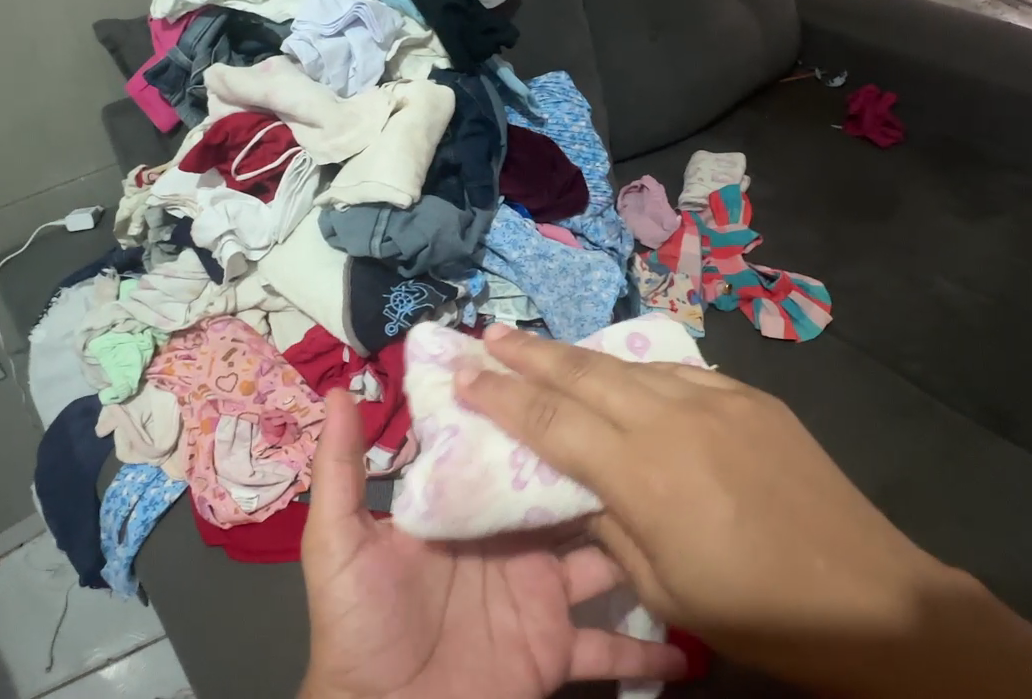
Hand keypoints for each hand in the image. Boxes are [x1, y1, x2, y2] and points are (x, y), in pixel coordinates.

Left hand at [297, 389, 685, 698]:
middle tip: (652, 438)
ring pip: (602, 559)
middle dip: (602, 470)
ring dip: (636, 539)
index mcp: (470, 511)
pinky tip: (692, 646)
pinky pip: (611, 648)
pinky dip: (649, 650)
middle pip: (566, 498)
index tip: (578, 380)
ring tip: (684, 508)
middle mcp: (512, 543)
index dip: (540, 421)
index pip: (512, 454)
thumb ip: (341, 467)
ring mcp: (541, 595)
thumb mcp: (340, 540)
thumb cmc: (359, 622)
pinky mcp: (557, 648)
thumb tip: (339, 389)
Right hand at [452, 325, 959, 690]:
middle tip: (489, 335)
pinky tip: (622, 371)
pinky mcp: (751, 396)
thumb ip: (609, 522)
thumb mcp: (663, 586)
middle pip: (584, 374)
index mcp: (645, 473)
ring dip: (578, 355)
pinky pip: (677, 372)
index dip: (503, 396)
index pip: (553, 422)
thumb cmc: (757, 610)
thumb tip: (577, 481)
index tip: (465, 374)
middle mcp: (674, 418)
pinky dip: (636, 369)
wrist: (871, 596)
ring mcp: (717, 398)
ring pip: (628, 365)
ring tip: (540, 345)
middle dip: (530, 353)